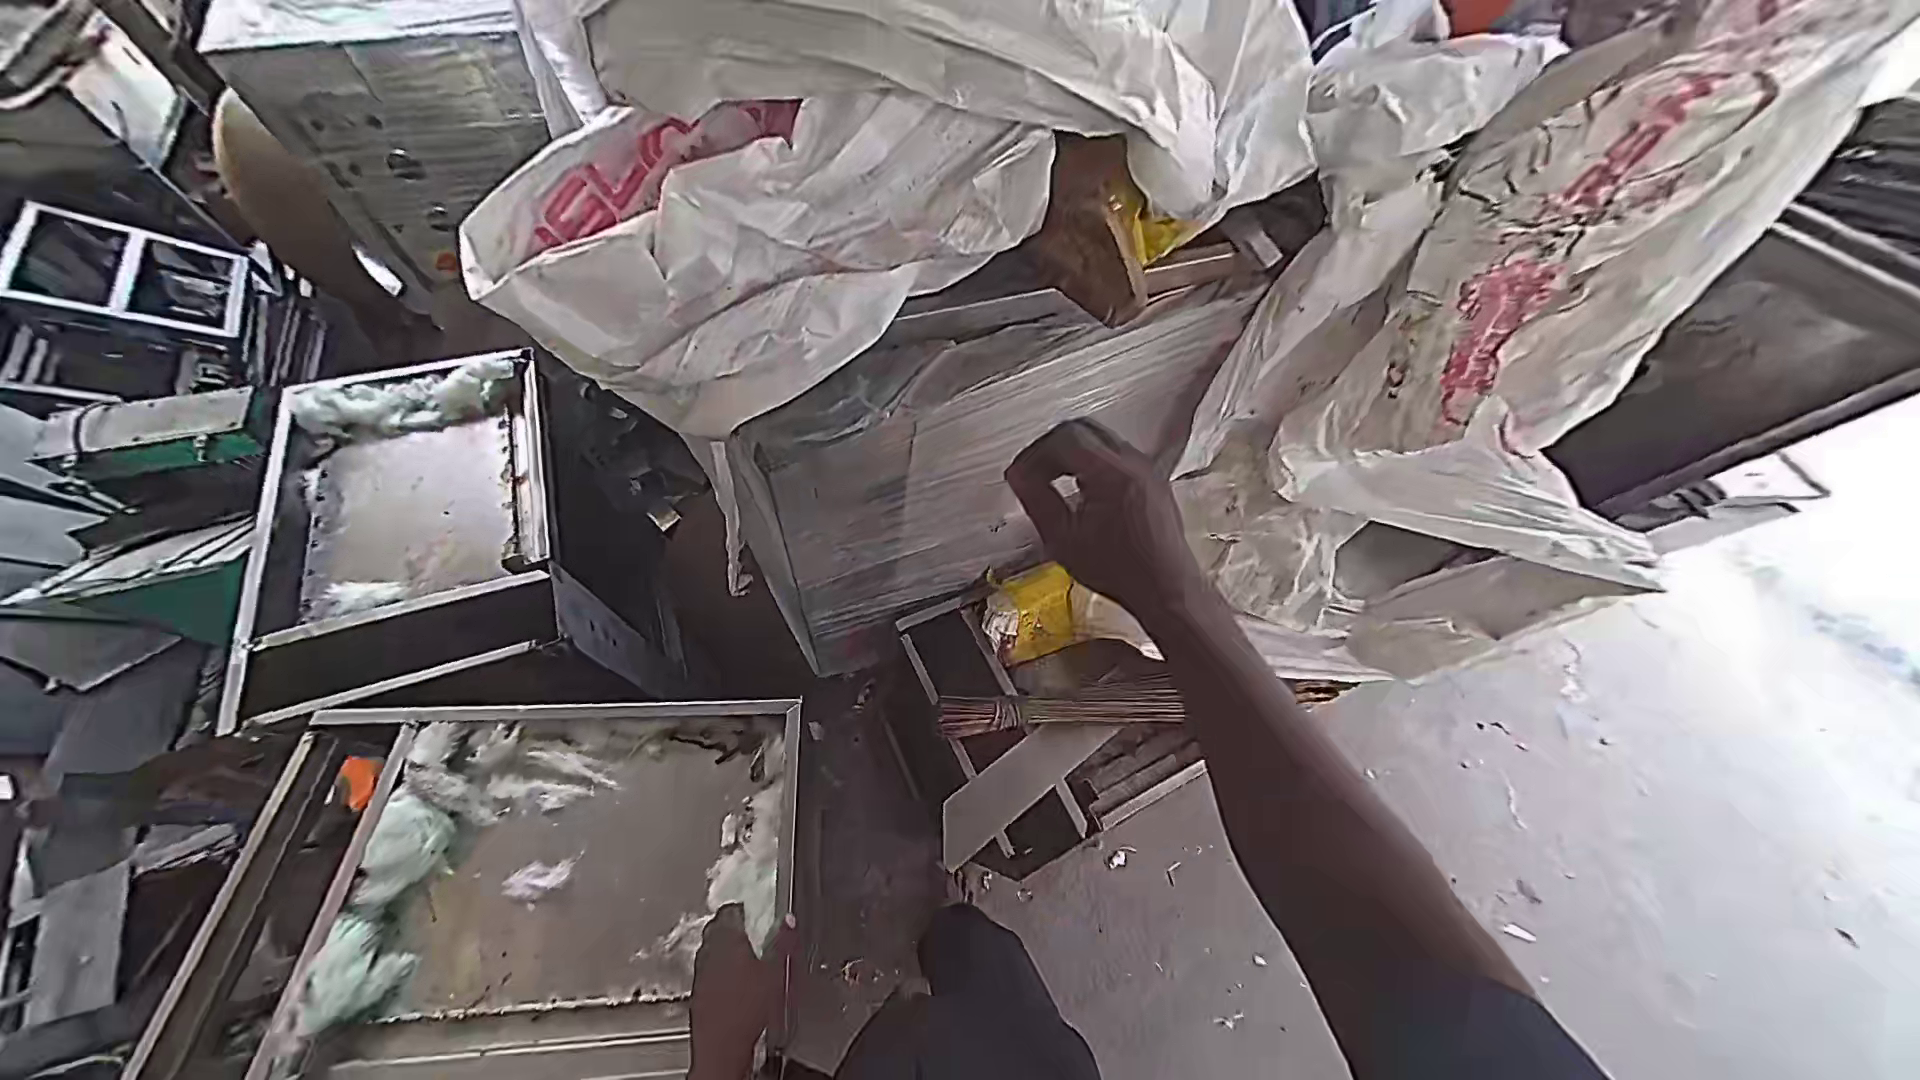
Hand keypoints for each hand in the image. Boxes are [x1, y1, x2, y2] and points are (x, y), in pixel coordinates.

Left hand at [689, 904, 797, 1079]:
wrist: (722, 1050)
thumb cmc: (747, 1009)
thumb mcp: (775, 970)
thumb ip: (782, 941)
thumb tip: (788, 921)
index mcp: (728, 940)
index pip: (728, 912)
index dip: (739, 908)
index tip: (749, 909)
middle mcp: (709, 954)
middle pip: (715, 929)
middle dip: (728, 925)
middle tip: (744, 926)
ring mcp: (700, 976)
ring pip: (708, 950)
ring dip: (721, 947)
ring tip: (739, 952)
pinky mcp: (697, 996)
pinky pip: (706, 972)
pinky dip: (716, 969)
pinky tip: (730, 981)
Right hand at [1005, 419, 1211, 623]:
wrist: (1165, 588)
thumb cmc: (1118, 571)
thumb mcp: (1063, 539)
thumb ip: (1037, 500)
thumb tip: (1018, 475)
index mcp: (1111, 473)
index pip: (1064, 438)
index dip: (1033, 454)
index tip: (1019, 475)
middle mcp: (1133, 461)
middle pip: (1081, 429)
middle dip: (1049, 448)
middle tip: (1031, 472)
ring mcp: (1146, 468)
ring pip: (1099, 438)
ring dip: (1070, 453)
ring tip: (1050, 481)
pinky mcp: (1152, 479)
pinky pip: (1115, 454)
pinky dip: (1090, 462)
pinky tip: (1079, 489)